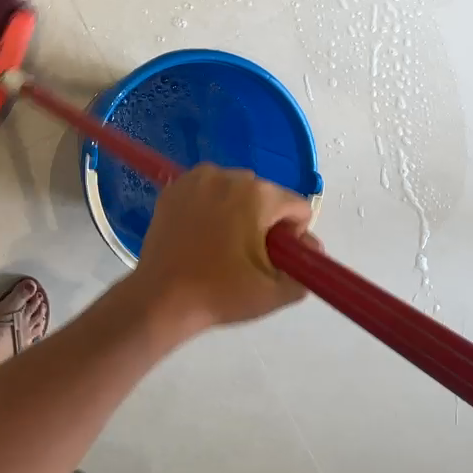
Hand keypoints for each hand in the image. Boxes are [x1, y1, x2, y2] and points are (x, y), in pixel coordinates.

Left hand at [130, 164, 321, 336]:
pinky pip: (206, 190)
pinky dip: (210, 205)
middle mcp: (226, 176)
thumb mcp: (277, 291)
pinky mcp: (173, 188)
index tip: (276, 257)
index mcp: (257, 195)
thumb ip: (306, 267)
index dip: (294, 234)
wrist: (163, 296)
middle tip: (248, 254)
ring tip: (223, 245)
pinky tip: (201, 233)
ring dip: (238, 209)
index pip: (297, 206)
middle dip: (265, 220)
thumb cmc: (221, 293)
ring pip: (234, 189)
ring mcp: (195, 179)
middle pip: (265, 194)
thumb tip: (309, 246)